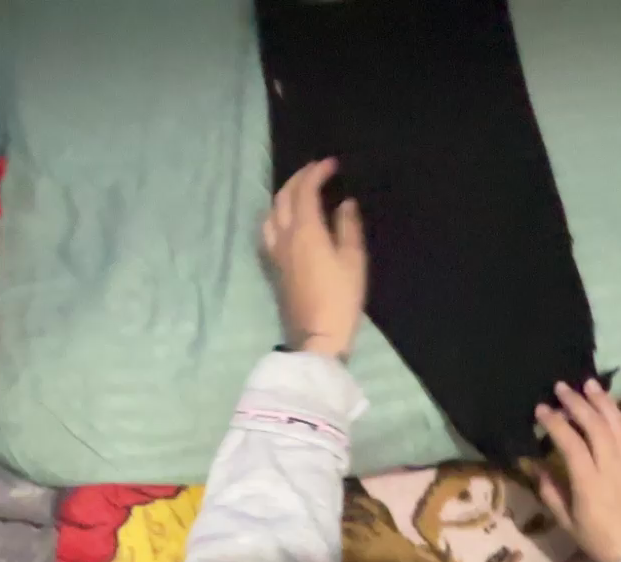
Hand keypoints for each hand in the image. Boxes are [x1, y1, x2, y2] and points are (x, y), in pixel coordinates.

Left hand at [262, 158, 366, 359]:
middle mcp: (284, 236)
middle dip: (298, 179)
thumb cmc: (340, 300)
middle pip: (283, 197)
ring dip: (282, 197)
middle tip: (315, 173)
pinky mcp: (273, 270)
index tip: (332, 164)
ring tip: (298, 195)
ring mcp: (274, 254)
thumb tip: (344, 204)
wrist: (316, 338)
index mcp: (305, 230)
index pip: (305, 189)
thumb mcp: (353, 262)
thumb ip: (348, 228)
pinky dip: (275, 218)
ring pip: (270, 214)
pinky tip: (284, 224)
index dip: (317, 172)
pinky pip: (267, 233)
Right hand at [533, 380, 620, 561]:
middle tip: (560, 388)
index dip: (555, 423)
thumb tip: (536, 467)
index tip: (541, 410)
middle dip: (577, 404)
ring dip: (603, 402)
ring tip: (588, 384)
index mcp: (589, 482)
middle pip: (595, 426)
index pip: (571, 443)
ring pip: (619, 425)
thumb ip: (552, 493)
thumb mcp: (568, 522)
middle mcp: (612, 467)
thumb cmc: (599, 542)